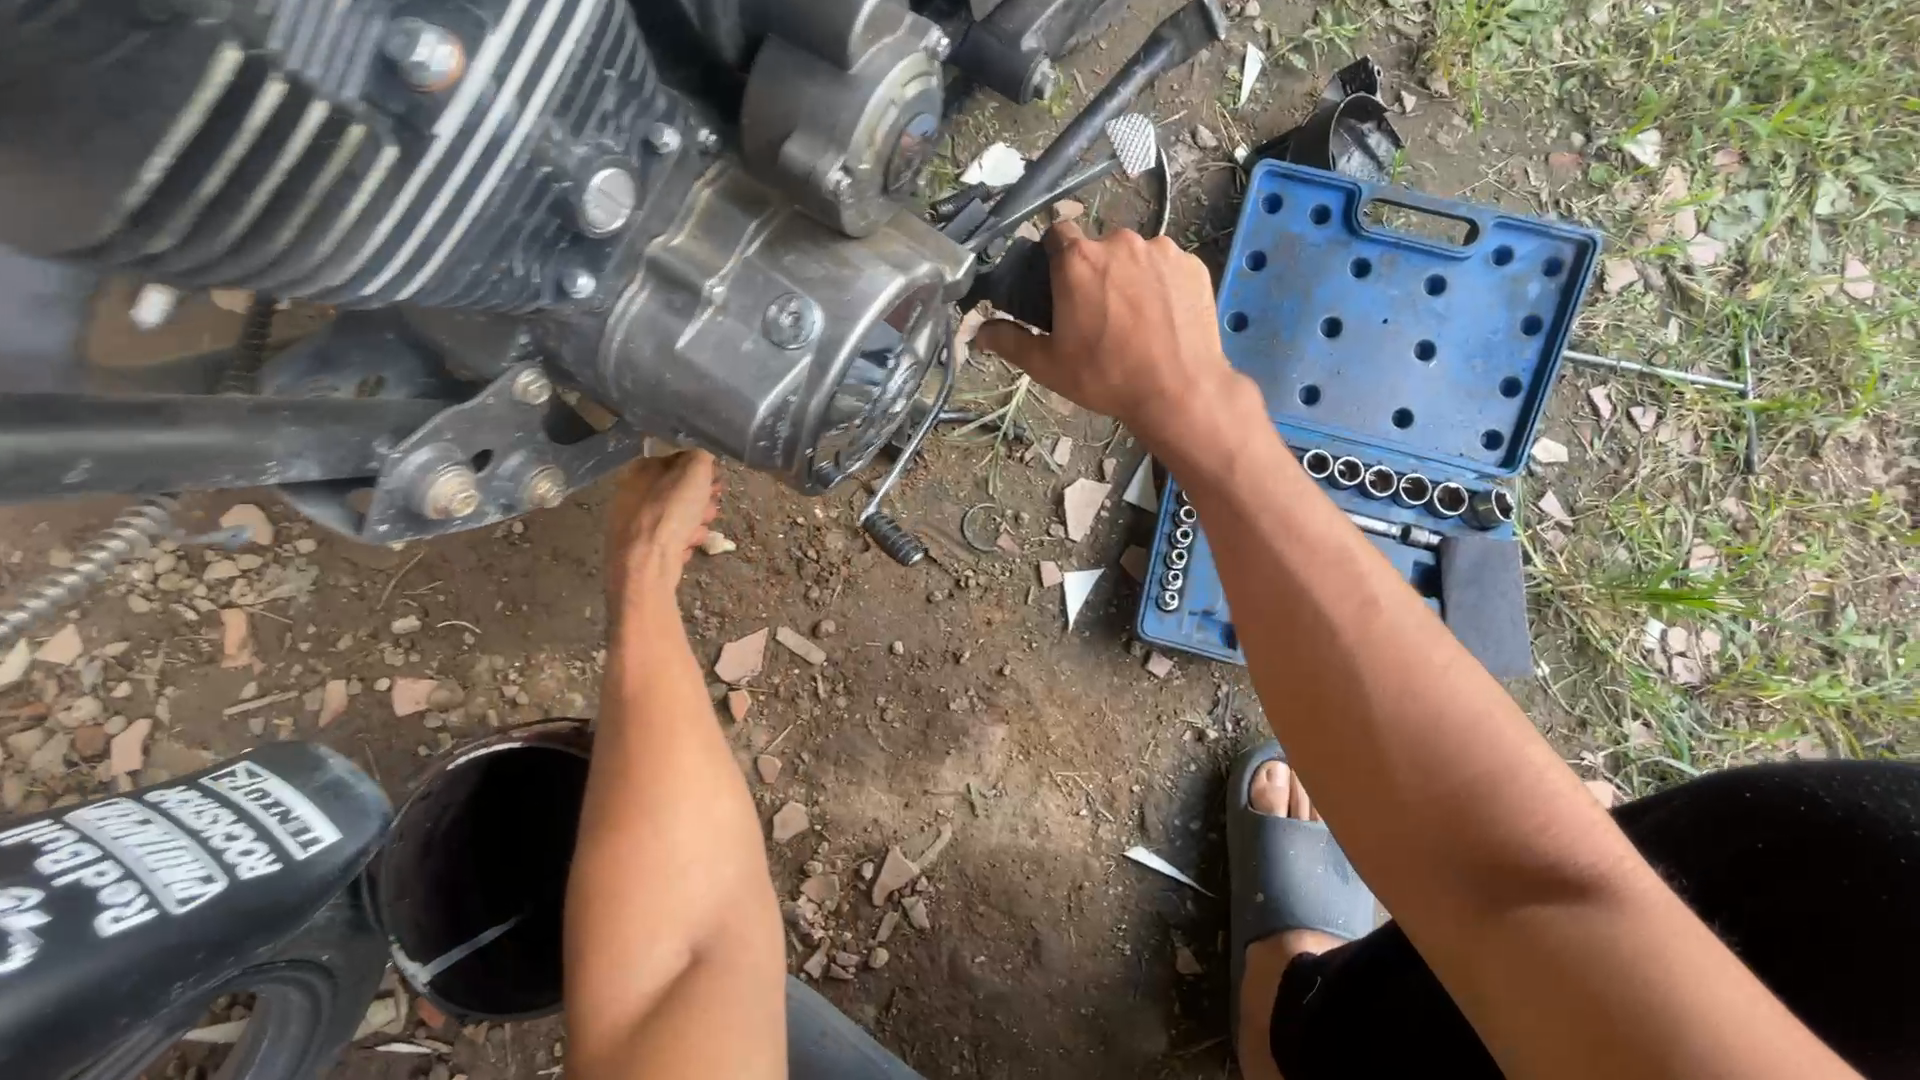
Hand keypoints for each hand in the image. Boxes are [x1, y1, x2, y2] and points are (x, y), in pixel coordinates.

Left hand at [604, 451, 720, 609]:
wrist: (647, 560)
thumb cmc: (670, 510)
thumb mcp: (694, 469)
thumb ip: (701, 457)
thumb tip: (702, 460)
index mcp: (641, 469)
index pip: (678, 462)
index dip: (702, 472)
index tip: (717, 483)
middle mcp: (632, 493)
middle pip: (679, 492)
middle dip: (700, 501)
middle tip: (710, 507)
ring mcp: (634, 523)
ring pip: (677, 518)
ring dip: (695, 523)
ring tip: (698, 531)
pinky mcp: (640, 548)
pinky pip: (670, 540)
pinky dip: (681, 543)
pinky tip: (685, 547)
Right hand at [973, 223, 1249, 449]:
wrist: (1179, 391)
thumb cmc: (1107, 378)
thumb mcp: (1048, 366)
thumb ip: (1011, 341)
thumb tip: (979, 332)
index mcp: (1077, 260)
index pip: (1056, 232)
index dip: (1054, 256)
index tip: (1058, 284)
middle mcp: (1119, 242)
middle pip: (1098, 248)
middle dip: (1095, 274)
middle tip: (1097, 316)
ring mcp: (1161, 250)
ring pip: (1135, 256)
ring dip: (1129, 278)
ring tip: (1134, 322)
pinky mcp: (1193, 265)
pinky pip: (1167, 268)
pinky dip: (1161, 287)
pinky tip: (1162, 320)